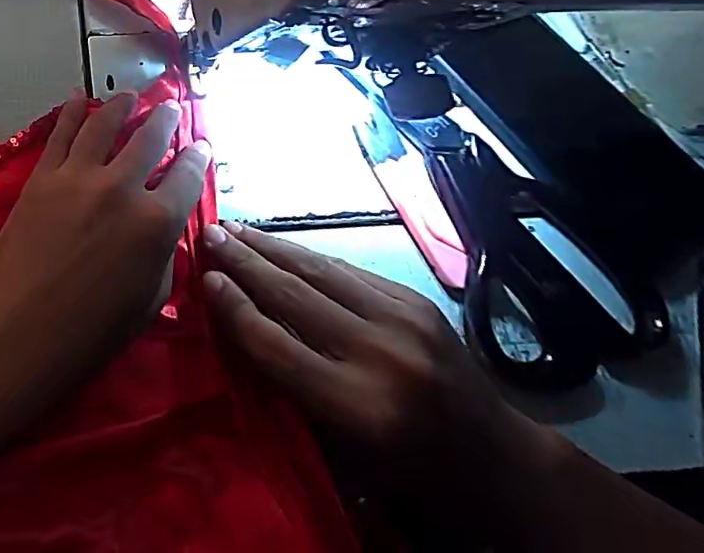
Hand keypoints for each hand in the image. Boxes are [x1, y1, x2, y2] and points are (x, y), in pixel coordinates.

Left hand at [0, 89, 211, 370]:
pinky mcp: (44, 176)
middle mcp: (121, 188)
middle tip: (170, 108)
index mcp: (156, 222)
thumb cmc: (95, 328)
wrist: (26, 327)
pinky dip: (72, 112)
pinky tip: (78, 97)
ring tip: (130, 97)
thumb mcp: (151, 298)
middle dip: (165, 118)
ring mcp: (79, 177)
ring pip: (105, 125)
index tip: (201, 146)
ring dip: (121, 106)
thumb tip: (163, 225)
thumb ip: (163, 253)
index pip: (187, 176)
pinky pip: (61, 134)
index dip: (198, 157)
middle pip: (149, 138)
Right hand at [201, 221, 553, 503]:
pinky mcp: (417, 301)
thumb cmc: (410, 476)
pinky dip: (309, 255)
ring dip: (272, 246)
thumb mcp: (343, 453)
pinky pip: (350, 270)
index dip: (235, 308)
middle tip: (210, 235)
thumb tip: (240, 324)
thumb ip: (292, 389)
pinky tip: (283, 245)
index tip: (206, 279)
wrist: (498, 464)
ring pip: (321, 270)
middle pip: (296, 296)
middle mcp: (384, 357)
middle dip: (246, 261)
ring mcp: (406, 322)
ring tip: (236, 228)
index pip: (277, 346)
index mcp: (361, 409)